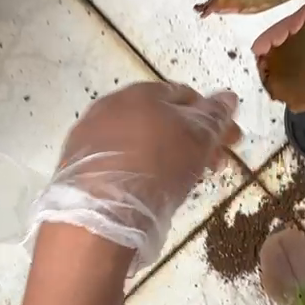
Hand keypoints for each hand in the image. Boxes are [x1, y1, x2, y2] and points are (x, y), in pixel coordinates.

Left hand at [31, 82, 241, 274]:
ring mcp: (90, 135)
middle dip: (190, 137)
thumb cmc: (157, 169)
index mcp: (143, 93)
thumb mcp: (196, 141)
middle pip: (160, 118)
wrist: (101, 211)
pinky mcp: (76, 165)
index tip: (228, 143)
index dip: (212, 118)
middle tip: (212, 164)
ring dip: (164, 153)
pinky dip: (138, 168)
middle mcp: (112, 106)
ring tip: (182, 180)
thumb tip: (228, 97)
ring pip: (138, 139)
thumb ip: (214, 118)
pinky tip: (147, 187)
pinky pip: (117, 160)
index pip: (186, 97)